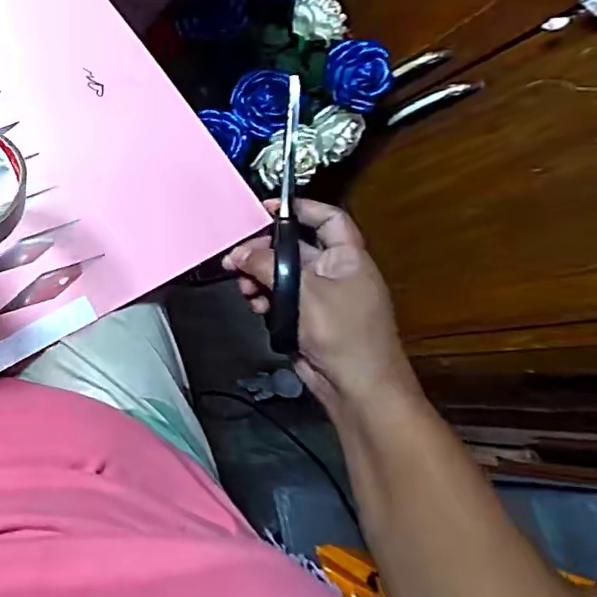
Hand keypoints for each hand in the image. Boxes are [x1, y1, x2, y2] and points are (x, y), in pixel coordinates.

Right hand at [222, 198, 419, 409]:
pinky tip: (256, 304)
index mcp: (348, 257)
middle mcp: (335, 273)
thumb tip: (241, 253)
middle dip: (264, 251)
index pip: (327, 218)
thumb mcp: (305, 292)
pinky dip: (265, 299)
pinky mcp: (306, 318)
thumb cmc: (348, 339)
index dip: (301, 208)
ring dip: (259, 277)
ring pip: (281, 274)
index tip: (270, 209)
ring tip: (245, 286)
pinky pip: (280, 298)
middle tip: (239, 256)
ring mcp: (320, 297)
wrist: (358, 388)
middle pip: (294, 247)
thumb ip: (269, 266)